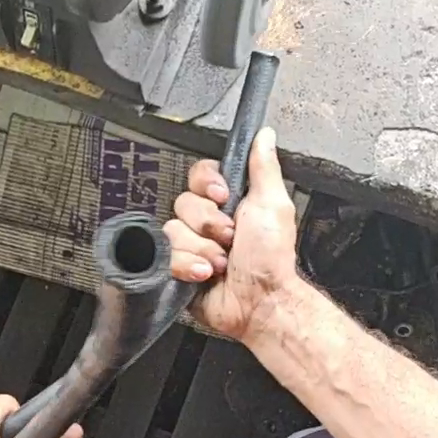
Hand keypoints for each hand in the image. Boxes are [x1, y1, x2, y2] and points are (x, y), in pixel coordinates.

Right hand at [166, 127, 302, 341]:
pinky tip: (205, 275)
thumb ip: (264, 167)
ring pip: (172, 230)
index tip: (222, 195)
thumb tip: (265, 134)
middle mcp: (208, 223)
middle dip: (209, 223)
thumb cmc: (272, 259)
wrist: (261, 302)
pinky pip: (165, 256)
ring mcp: (192, 246)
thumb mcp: (273, 205)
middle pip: (183, 202)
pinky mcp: (179, 269)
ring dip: (201, 248)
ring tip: (221, 262)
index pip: (199, 176)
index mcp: (228, 203)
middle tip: (230, 238)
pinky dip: (187, 266)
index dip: (206, 185)